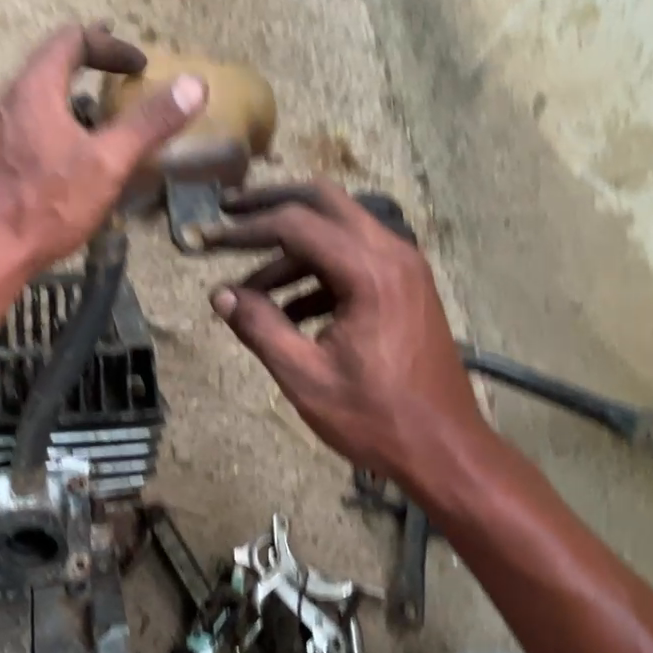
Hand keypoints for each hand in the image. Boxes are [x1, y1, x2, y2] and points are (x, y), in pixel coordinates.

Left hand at [0, 24, 206, 270]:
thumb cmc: (47, 205)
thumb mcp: (109, 162)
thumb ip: (150, 122)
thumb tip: (195, 85)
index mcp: (35, 88)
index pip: (72, 39)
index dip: (111, 44)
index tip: (141, 65)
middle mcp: (12, 100)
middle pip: (53, 60)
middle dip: (93, 60)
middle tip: (126, 69)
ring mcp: (2, 129)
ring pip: (43, 93)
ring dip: (77, 92)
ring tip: (109, 110)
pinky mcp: (1, 157)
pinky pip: (36, 121)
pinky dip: (64, 118)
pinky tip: (82, 152)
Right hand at [205, 182, 484, 483]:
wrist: (446, 450)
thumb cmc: (376, 418)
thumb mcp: (305, 377)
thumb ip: (259, 327)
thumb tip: (219, 294)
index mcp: (370, 271)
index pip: (295, 224)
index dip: (244, 229)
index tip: (206, 239)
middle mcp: (392, 254)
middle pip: (323, 202)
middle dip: (271, 204)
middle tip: (227, 213)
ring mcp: (404, 268)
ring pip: (338, 230)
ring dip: (291, 248)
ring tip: (247, 291)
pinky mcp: (405, 287)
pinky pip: (353, 259)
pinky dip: (316, 271)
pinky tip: (286, 312)